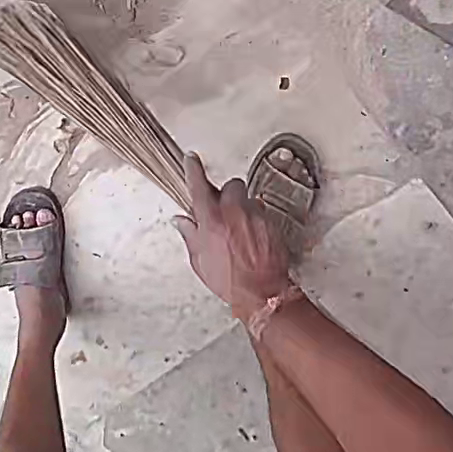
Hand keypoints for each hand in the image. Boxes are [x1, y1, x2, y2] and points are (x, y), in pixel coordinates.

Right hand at [171, 152, 294, 320]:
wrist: (262, 293)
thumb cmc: (229, 280)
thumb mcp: (199, 260)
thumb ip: (190, 235)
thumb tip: (182, 221)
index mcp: (211, 220)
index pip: (199, 185)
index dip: (193, 169)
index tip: (191, 159)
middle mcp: (233, 213)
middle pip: (230, 185)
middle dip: (226, 193)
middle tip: (222, 208)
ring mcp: (254, 216)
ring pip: (248, 198)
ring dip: (242, 207)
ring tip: (238, 226)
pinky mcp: (271, 223)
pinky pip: (261, 212)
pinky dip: (254, 219)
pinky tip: (251, 236)